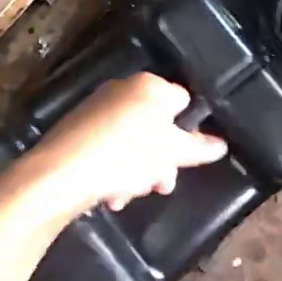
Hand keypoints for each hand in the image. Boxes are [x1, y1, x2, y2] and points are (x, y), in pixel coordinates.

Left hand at [20, 73, 226, 216]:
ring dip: (137, 171)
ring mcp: (97, 108)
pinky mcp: (76, 129)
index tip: (185, 159)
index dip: (189, 131)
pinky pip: (107, 147)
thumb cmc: (126, 156)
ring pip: (131, 141)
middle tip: (161, 185)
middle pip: (156, 125)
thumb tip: (221, 144)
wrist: (60, 174)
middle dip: (161, 159)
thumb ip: (199, 148)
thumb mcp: (172, 154)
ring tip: (128, 195)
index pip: (183, 102)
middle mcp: (123, 89)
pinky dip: (112, 169)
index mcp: (150, 86)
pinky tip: (109, 194)